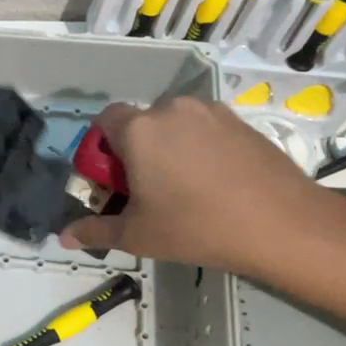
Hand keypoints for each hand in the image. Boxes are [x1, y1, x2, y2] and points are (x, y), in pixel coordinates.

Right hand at [60, 96, 328, 271]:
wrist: (281, 224)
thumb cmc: (196, 227)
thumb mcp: (138, 235)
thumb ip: (96, 230)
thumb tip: (65, 236)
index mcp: (138, 129)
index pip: (103, 121)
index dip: (100, 149)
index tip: (112, 181)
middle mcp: (171, 109)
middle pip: (139, 123)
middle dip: (135, 151)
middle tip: (146, 190)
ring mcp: (210, 112)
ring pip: (174, 125)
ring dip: (168, 148)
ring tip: (182, 188)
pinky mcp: (240, 121)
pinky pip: (204, 130)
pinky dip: (199, 149)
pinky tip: (214, 183)